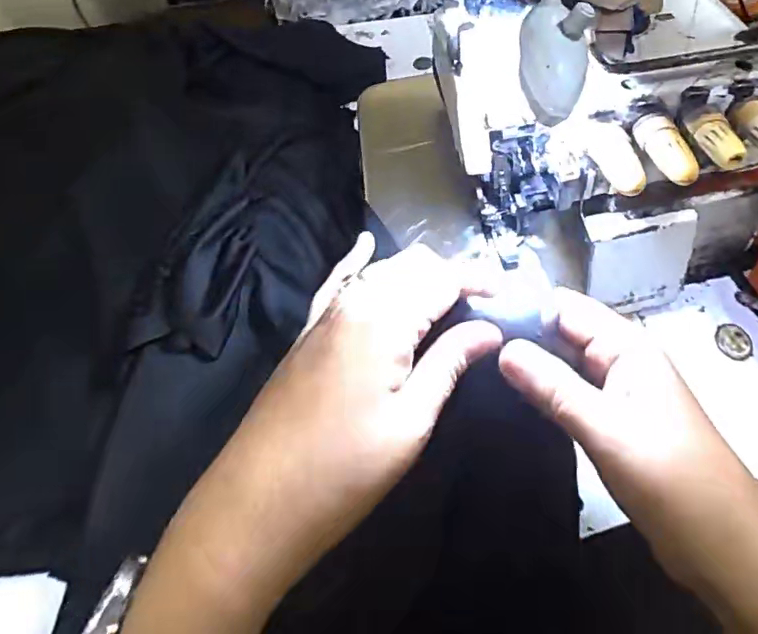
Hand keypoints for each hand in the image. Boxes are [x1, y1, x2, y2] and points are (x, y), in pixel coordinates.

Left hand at [126, 235, 500, 633]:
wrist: (249, 512)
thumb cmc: (342, 472)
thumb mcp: (411, 423)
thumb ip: (450, 362)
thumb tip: (490, 329)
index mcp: (382, 319)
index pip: (443, 277)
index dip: (480, 279)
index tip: (509, 295)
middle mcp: (353, 302)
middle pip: (415, 264)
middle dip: (454, 273)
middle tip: (484, 303)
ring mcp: (325, 315)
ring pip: (382, 268)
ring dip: (419, 273)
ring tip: (450, 299)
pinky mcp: (307, 332)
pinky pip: (340, 280)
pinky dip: (362, 262)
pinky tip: (365, 247)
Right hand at [498, 290, 757, 631]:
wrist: (720, 537)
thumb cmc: (668, 474)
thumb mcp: (606, 429)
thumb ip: (555, 388)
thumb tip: (505, 348)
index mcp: (629, 346)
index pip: (569, 308)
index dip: (525, 305)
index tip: (475, 309)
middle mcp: (625, 359)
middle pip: (568, 333)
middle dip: (525, 333)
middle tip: (466, 340)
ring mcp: (622, 392)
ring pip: (570, 364)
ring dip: (535, 362)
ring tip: (478, 361)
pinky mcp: (619, 422)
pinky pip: (577, 394)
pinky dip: (550, 391)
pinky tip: (518, 398)